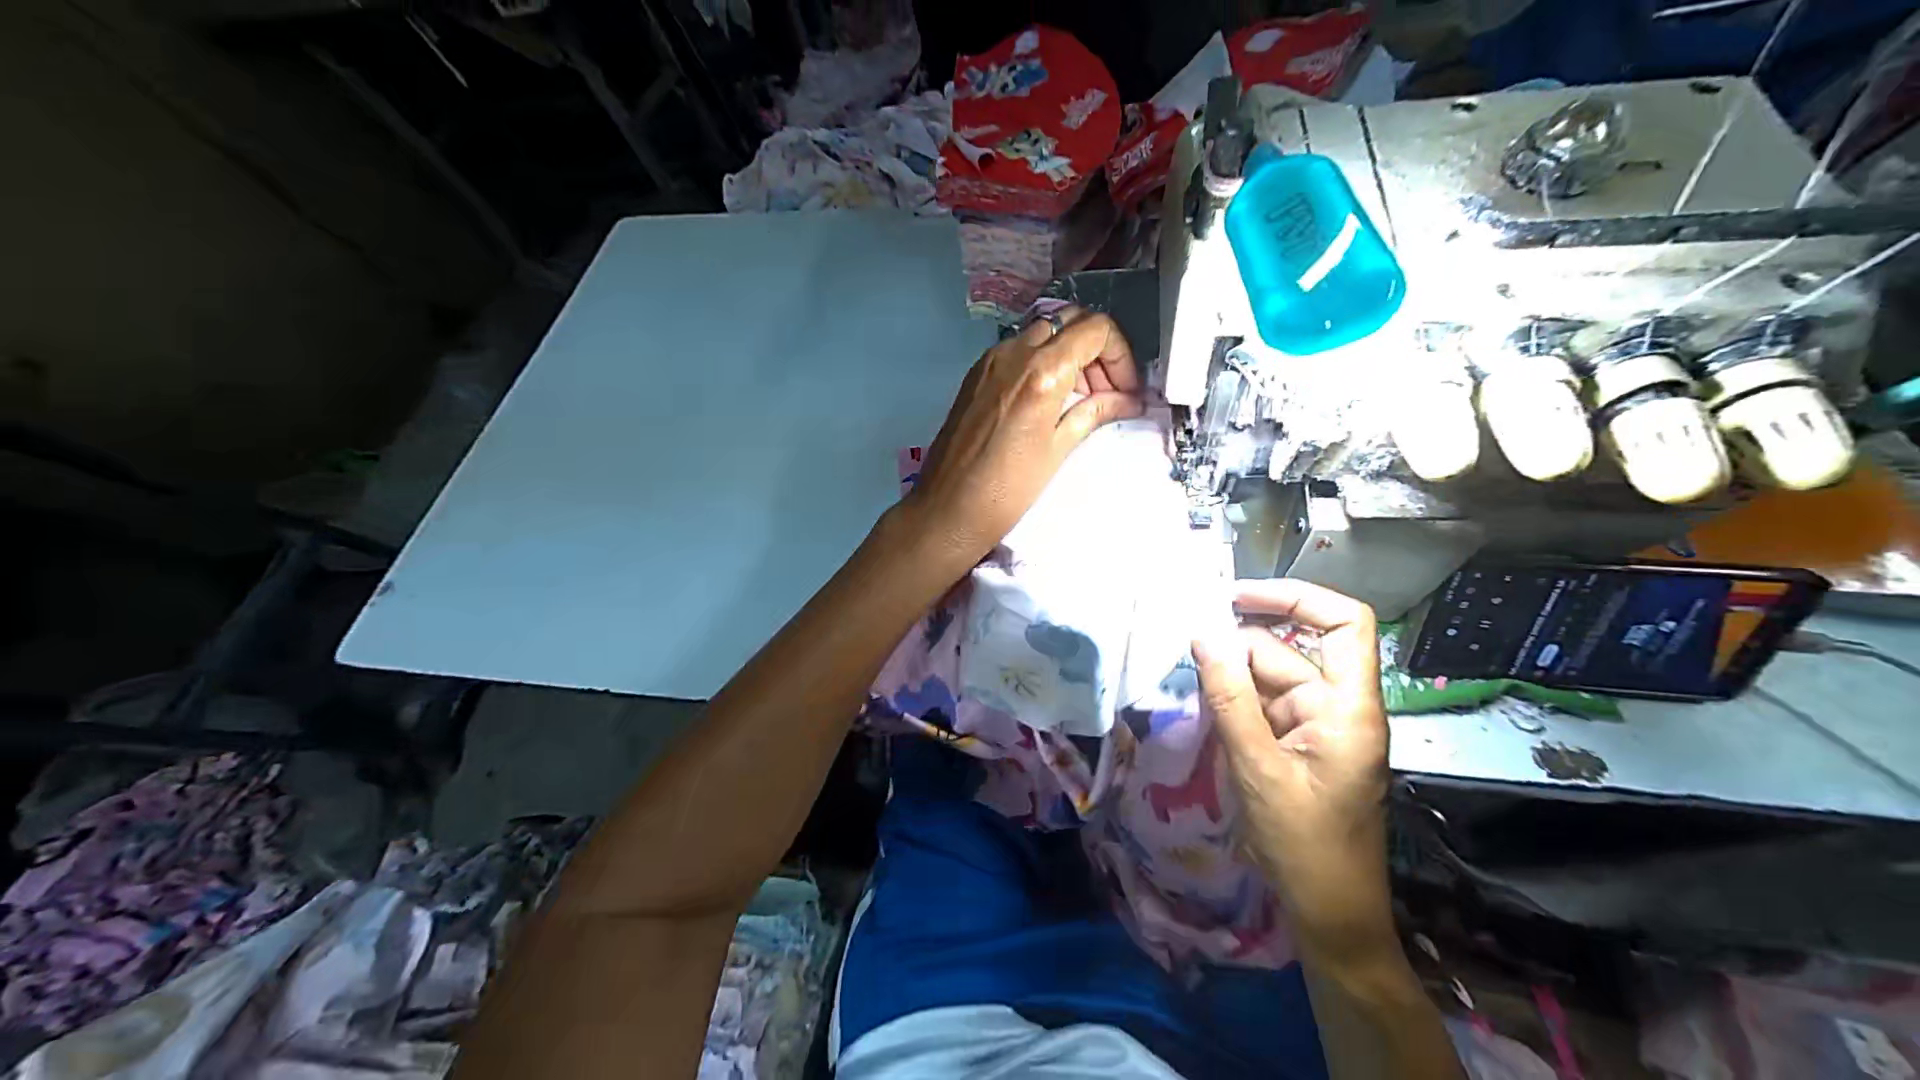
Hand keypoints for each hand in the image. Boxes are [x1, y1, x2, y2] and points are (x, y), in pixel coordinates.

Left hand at [900, 307, 1143, 566]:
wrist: (947, 510)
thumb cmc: (1006, 491)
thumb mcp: (1057, 450)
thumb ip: (1093, 413)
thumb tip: (1126, 400)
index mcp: (1040, 372)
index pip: (1095, 329)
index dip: (1120, 355)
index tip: (1124, 390)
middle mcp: (1013, 354)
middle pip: (1069, 323)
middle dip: (1096, 352)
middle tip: (1106, 393)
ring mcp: (990, 361)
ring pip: (1043, 334)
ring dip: (1069, 356)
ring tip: (1078, 400)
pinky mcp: (975, 374)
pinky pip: (1018, 351)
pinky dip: (1041, 363)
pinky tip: (1047, 401)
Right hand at [1192, 579, 1394, 960]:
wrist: (1329, 912)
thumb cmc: (1305, 845)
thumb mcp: (1259, 769)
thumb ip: (1230, 699)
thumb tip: (1204, 638)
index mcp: (1348, 708)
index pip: (1344, 624)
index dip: (1296, 598)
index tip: (1238, 598)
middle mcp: (1336, 707)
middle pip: (1288, 651)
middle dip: (1237, 648)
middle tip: (1184, 653)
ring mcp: (1315, 726)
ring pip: (1267, 677)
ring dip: (1229, 678)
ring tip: (1187, 686)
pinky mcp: (1296, 744)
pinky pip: (1261, 705)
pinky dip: (1232, 702)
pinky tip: (1203, 709)